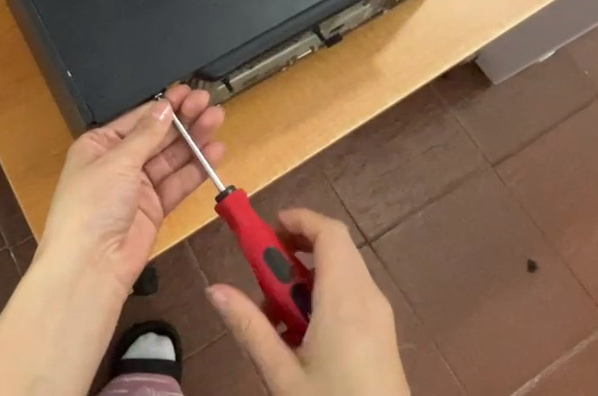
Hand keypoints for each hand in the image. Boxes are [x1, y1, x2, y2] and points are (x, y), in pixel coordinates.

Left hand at [34, 83, 225, 292]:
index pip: (137, 119)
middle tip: (209, 103)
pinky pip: (178, 183)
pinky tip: (214, 152)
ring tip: (217, 120)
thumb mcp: (117, 162)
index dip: (164, 106)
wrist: (90, 266)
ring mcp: (137, 187)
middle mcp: (118, 163)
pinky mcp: (154, 209)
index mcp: (99, 145)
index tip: (189, 91)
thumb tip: (165, 107)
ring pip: (171, 158)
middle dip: (183, 120)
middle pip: (157, 136)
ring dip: (194, 140)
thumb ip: (146, 135)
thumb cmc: (92, 205)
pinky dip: (196, 169)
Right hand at [207, 209, 410, 394]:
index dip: (297, 219)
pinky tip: (300, 338)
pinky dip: (323, 297)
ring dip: (306, 278)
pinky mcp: (384, 337)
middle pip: (334, 248)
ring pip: (342, 272)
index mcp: (345, 300)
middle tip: (261, 276)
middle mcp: (368, 298)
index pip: (328, 232)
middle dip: (294, 250)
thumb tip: (213, 288)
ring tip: (274, 318)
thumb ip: (249, 327)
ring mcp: (380, 318)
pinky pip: (352, 295)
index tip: (264, 232)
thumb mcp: (282, 377)